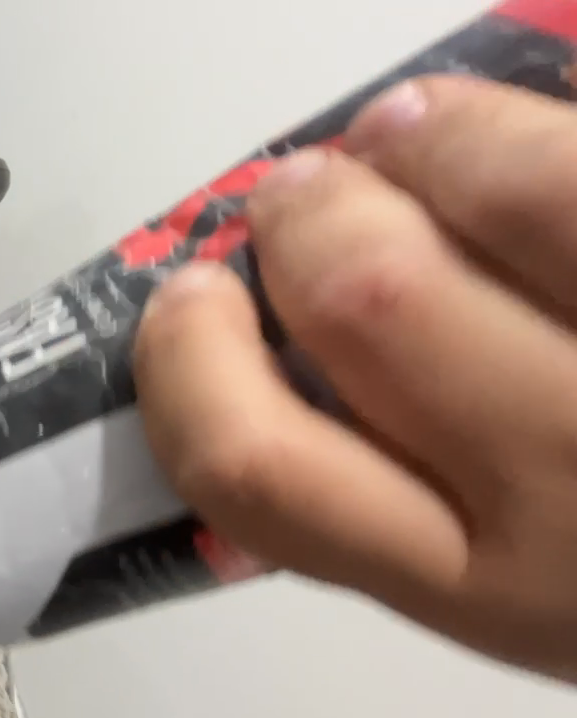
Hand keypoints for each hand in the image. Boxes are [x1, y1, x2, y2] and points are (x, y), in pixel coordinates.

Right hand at [135, 75, 576, 681]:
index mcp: (473, 585)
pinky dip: (542, 129)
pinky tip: (508, 121)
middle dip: (305, 224)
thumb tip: (249, 361)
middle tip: (290, 191)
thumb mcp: (483, 581)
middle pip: (372, 309)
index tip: (187, 297)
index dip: (186, 362)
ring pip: (536, 203)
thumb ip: (362, 508)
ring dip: (433, 141)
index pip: (253, 466)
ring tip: (401, 126)